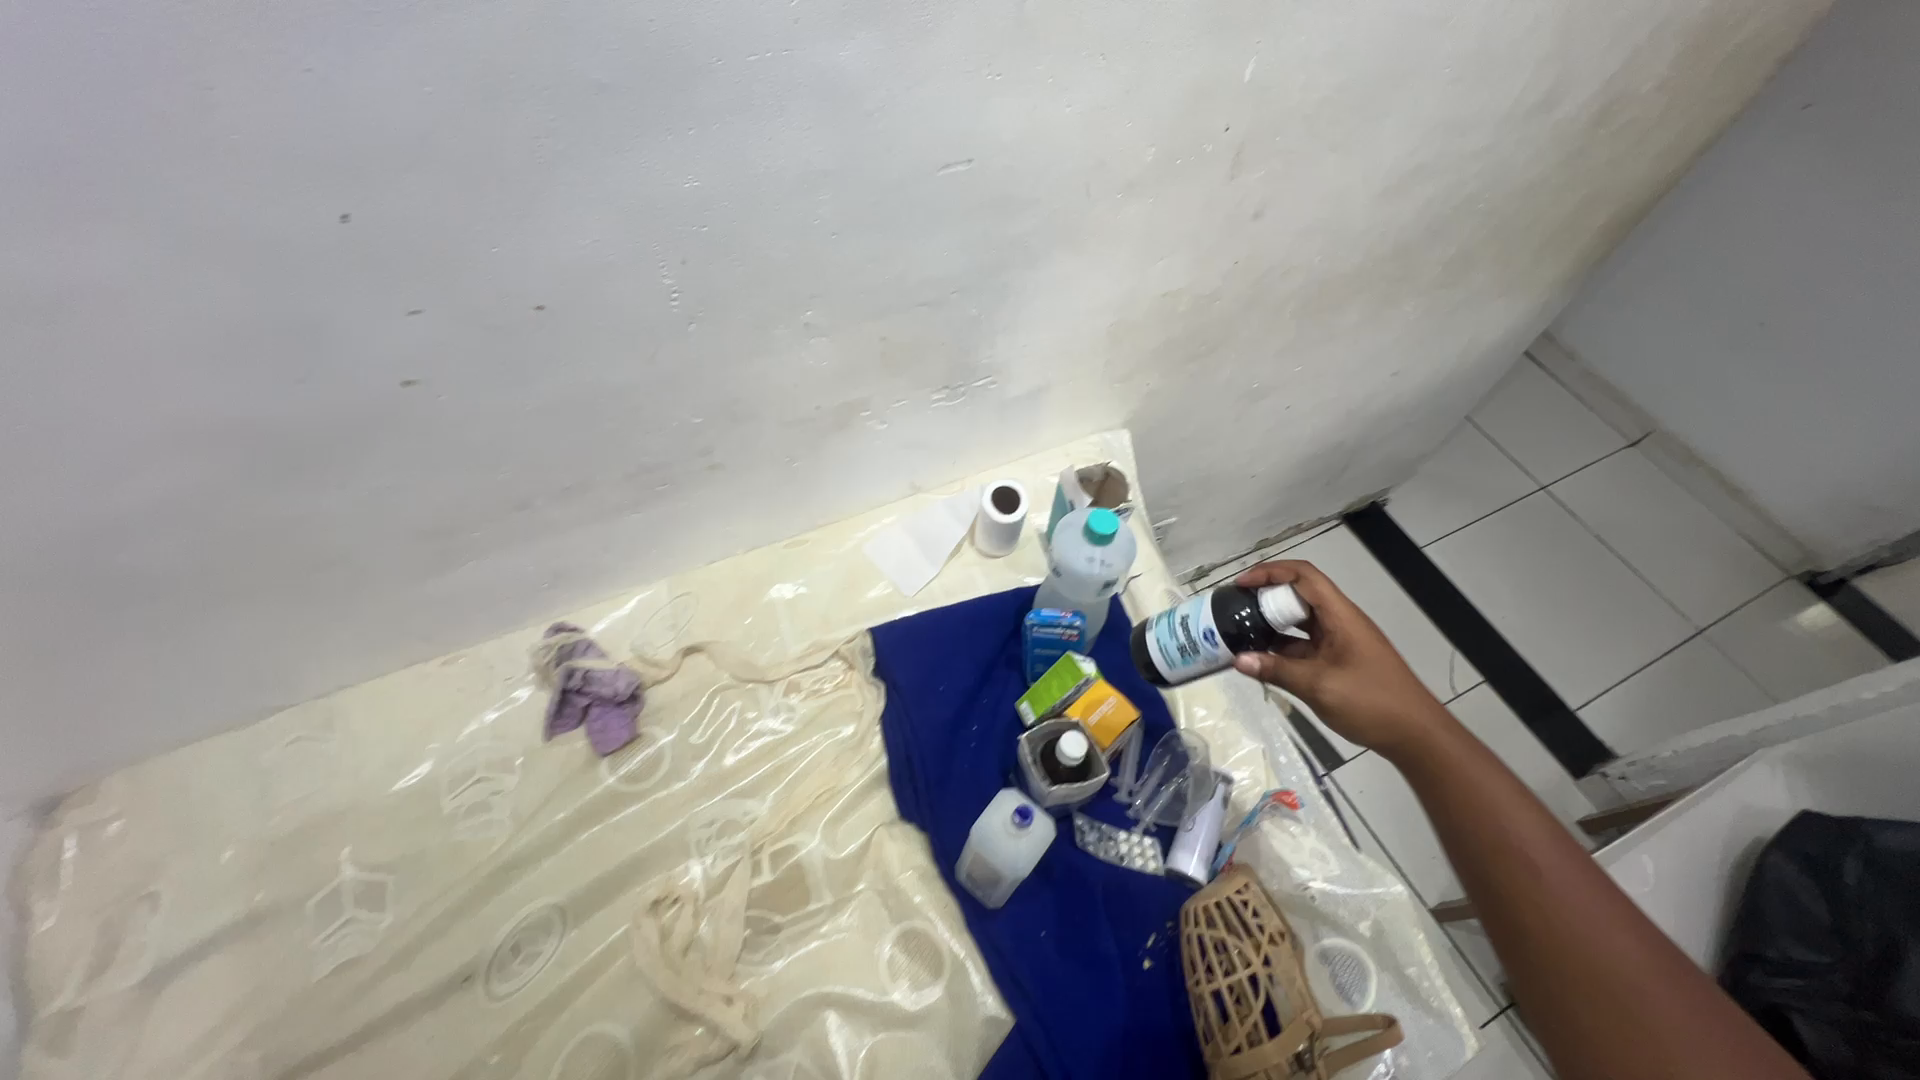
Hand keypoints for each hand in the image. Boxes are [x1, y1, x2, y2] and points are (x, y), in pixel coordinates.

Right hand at [1231, 560, 1454, 758]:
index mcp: (1340, 616)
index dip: (1270, 572)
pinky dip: (1281, 648)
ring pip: (1299, 622)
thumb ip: (1277, 670)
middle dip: (1265, 598)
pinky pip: (1303, 646)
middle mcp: (1339, 622)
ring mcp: (1339, 642)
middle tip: (1233, 609)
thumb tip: (1237, 659)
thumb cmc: (1372, 702)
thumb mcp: (1319, 686)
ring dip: (1271, 624)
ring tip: (1239, 632)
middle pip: (1298, 595)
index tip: (1240, 584)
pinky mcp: (1337, 662)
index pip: (1303, 576)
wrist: (1415, 734)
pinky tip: (1260, 660)